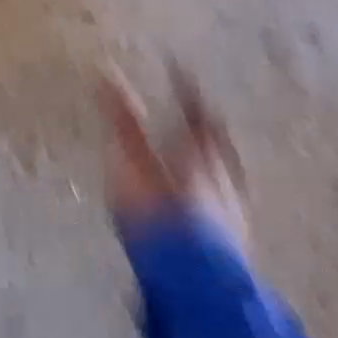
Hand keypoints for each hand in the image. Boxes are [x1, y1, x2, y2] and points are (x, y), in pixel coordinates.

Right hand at [98, 62, 249, 254]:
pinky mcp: (231, 233)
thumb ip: (122, 119)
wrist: (195, 275)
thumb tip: (105, 70)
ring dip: (213, 154)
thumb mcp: (132, 162)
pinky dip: (216, 184)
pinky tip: (207, 194)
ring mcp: (232, 205)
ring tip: (203, 147)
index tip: (177, 61)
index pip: (194, 108)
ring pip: (227, 169)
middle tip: (198, 105)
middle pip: (217, 140)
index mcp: (199, 151)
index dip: (184, 84)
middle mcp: (223, 172)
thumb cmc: (158, 211)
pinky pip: (226, 197)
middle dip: (205, 121)